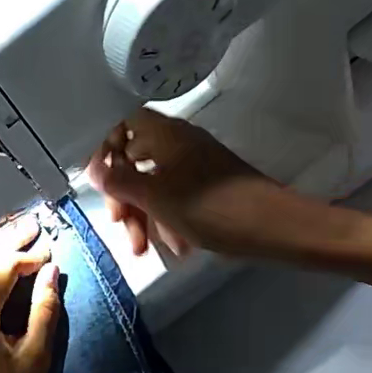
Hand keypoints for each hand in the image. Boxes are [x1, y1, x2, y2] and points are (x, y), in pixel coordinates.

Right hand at [86, 108, 289, 257]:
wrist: (276, 227)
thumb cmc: (211, 208)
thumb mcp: (156, 197)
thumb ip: (119, 182)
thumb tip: (95, 170)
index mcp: (166, 135)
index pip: (122, 124)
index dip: (105, 149)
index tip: (99, 181)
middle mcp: (179, 143)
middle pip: (135, 159)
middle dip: (123, 195)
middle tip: (121, 224)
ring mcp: (196, 164)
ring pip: (154, 183)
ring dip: (143, 214)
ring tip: (144, 248)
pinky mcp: (209, 186)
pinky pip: (175, 196)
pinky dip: (166, 217)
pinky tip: (175, 245)